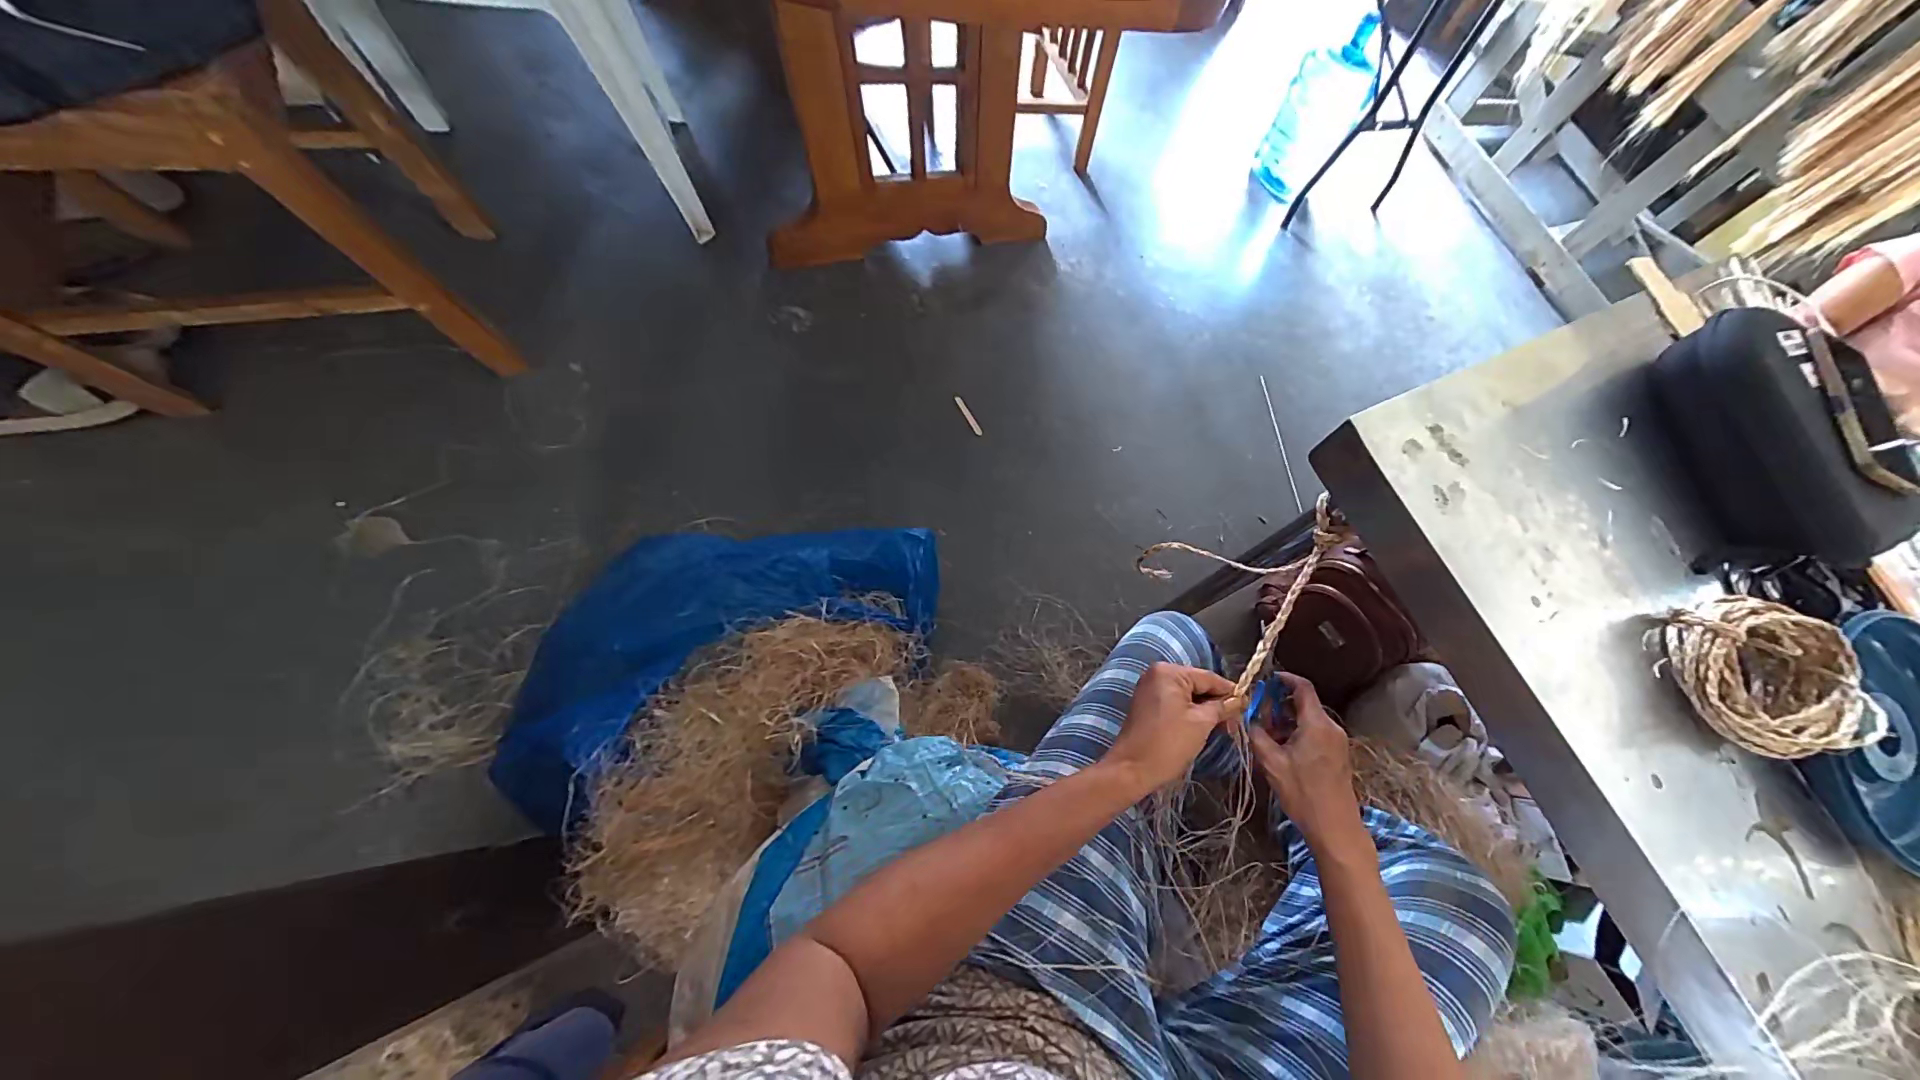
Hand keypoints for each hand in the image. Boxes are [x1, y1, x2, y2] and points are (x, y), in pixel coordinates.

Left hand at [1104, 663, 1237, 792]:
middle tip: (1238, 721)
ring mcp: (1150, 688)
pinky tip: (1205, 726)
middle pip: (1198, 684)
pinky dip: (1191, 712)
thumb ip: (1222, 707)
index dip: (1231, 692)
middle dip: (1217, 702)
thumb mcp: (1201, 723)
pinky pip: (1176, 702)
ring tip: (1225, 726)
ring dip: (1206, 709)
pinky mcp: (1148, 704)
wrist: (1132, 768)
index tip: (1249, 706)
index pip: (1209, 677)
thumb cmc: (1168, 743)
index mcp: (1169, 672)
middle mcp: (1157, 673)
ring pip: (1188, 695)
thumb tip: (1240, 699)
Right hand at [1248, 672, 1366, 854]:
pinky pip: (1315, 732)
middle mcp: (1331, 728)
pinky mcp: (1337, 754)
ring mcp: (1336, 742)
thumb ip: (1256, 733)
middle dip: (1279, 704)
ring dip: (1286, 721)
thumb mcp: (1271, 762)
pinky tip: (1280, 748)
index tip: (1266, 680)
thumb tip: (1246, 716)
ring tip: (1265, 734)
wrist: (1335, 827)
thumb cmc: (1302, 792)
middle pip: (1304, 703)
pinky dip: (1296, 732)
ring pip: (1308, 719)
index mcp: (1317, 724)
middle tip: (1257, 713)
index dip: (1284, 679)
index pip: (1303, 688)